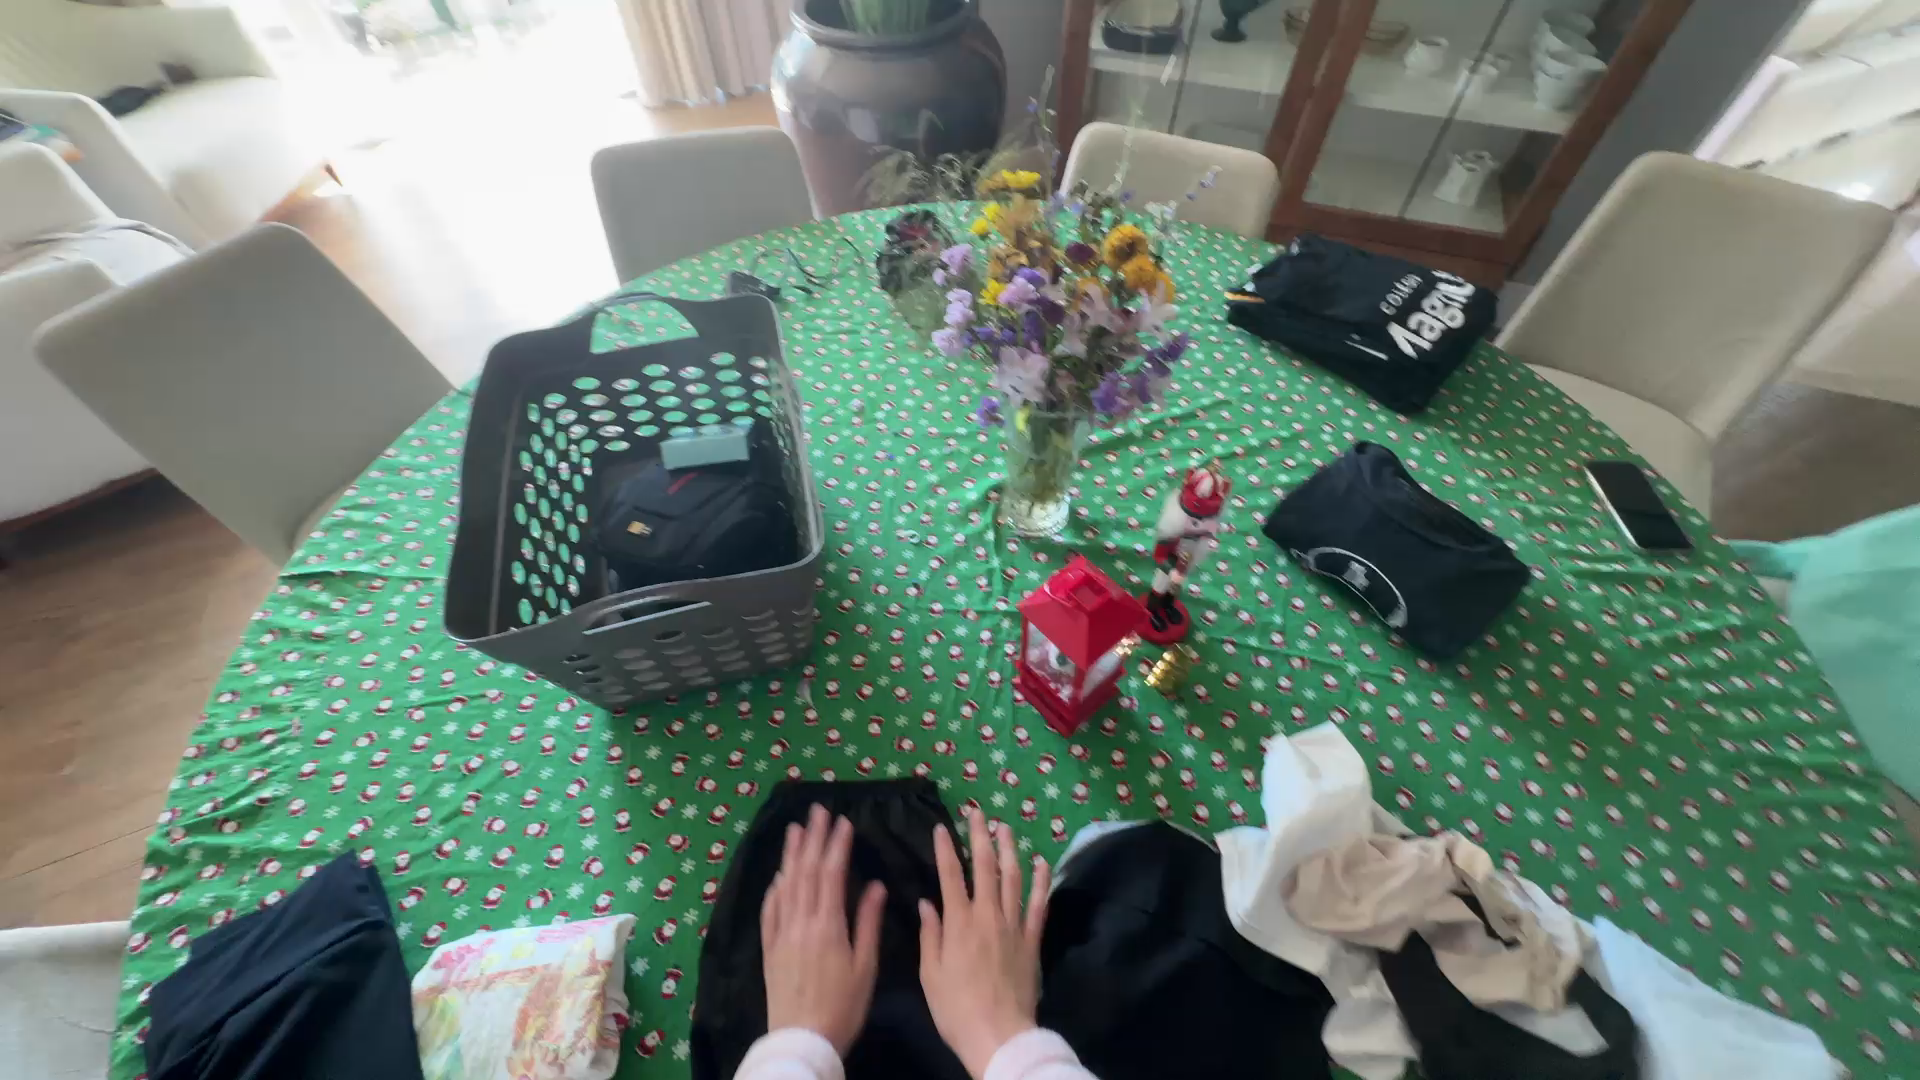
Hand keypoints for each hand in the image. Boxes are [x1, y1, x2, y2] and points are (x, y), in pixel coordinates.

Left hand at [761, 804, 886, 1055]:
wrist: (802, 1043)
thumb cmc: (843, 1006)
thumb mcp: (865, 967)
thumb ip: (868, 922)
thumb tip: (875, 884)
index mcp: (828, 925)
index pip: (831, 874)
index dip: (837, 845)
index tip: (843, 822)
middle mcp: (801, 922)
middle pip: (807, 872)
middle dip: (814, 838)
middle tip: (818, 810)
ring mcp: (782, 935)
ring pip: (786, 885)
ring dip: (791, 854)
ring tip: (795, 829)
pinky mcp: (769, 950)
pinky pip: (769, 912)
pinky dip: (775, 889)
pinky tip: (779, 875)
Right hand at [918, 807, 1051, 1079]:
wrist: (999, 1036)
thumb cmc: (957, 1008)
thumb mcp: (930, 975)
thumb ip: (929, 935)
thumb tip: (926, 903)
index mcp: (958, 922)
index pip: (950, 874)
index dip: (945, 848)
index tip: (941, 826)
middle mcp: (987, 914)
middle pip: (984, 866)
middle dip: (980, 836)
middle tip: (977, 812)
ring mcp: (1013, 924)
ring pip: (1013, 877)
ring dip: (1009, 849)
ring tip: (1006, 827)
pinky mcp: (1032, 939)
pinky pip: (1039, 904)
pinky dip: (1041, 881)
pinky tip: (1041, 861)